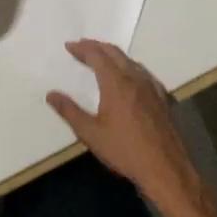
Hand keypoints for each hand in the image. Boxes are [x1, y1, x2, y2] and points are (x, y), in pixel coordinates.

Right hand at [46, 39, 191, 189]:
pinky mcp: (164, 100)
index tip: (69, 46)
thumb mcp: (90, 133)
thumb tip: (51, 94)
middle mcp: (135, 79)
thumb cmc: (125, 151)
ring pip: (131, 62)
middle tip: (82, 47)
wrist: (166, 170)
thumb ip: (69, 111)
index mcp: (116, 83)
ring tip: (102, 60)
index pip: (97, 55)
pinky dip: (131, 67)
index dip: (82, 48)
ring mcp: (153, 88)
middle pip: (115, 53)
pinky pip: (144, 73)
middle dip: (97, 47)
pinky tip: (130, 79)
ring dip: (114, 56)